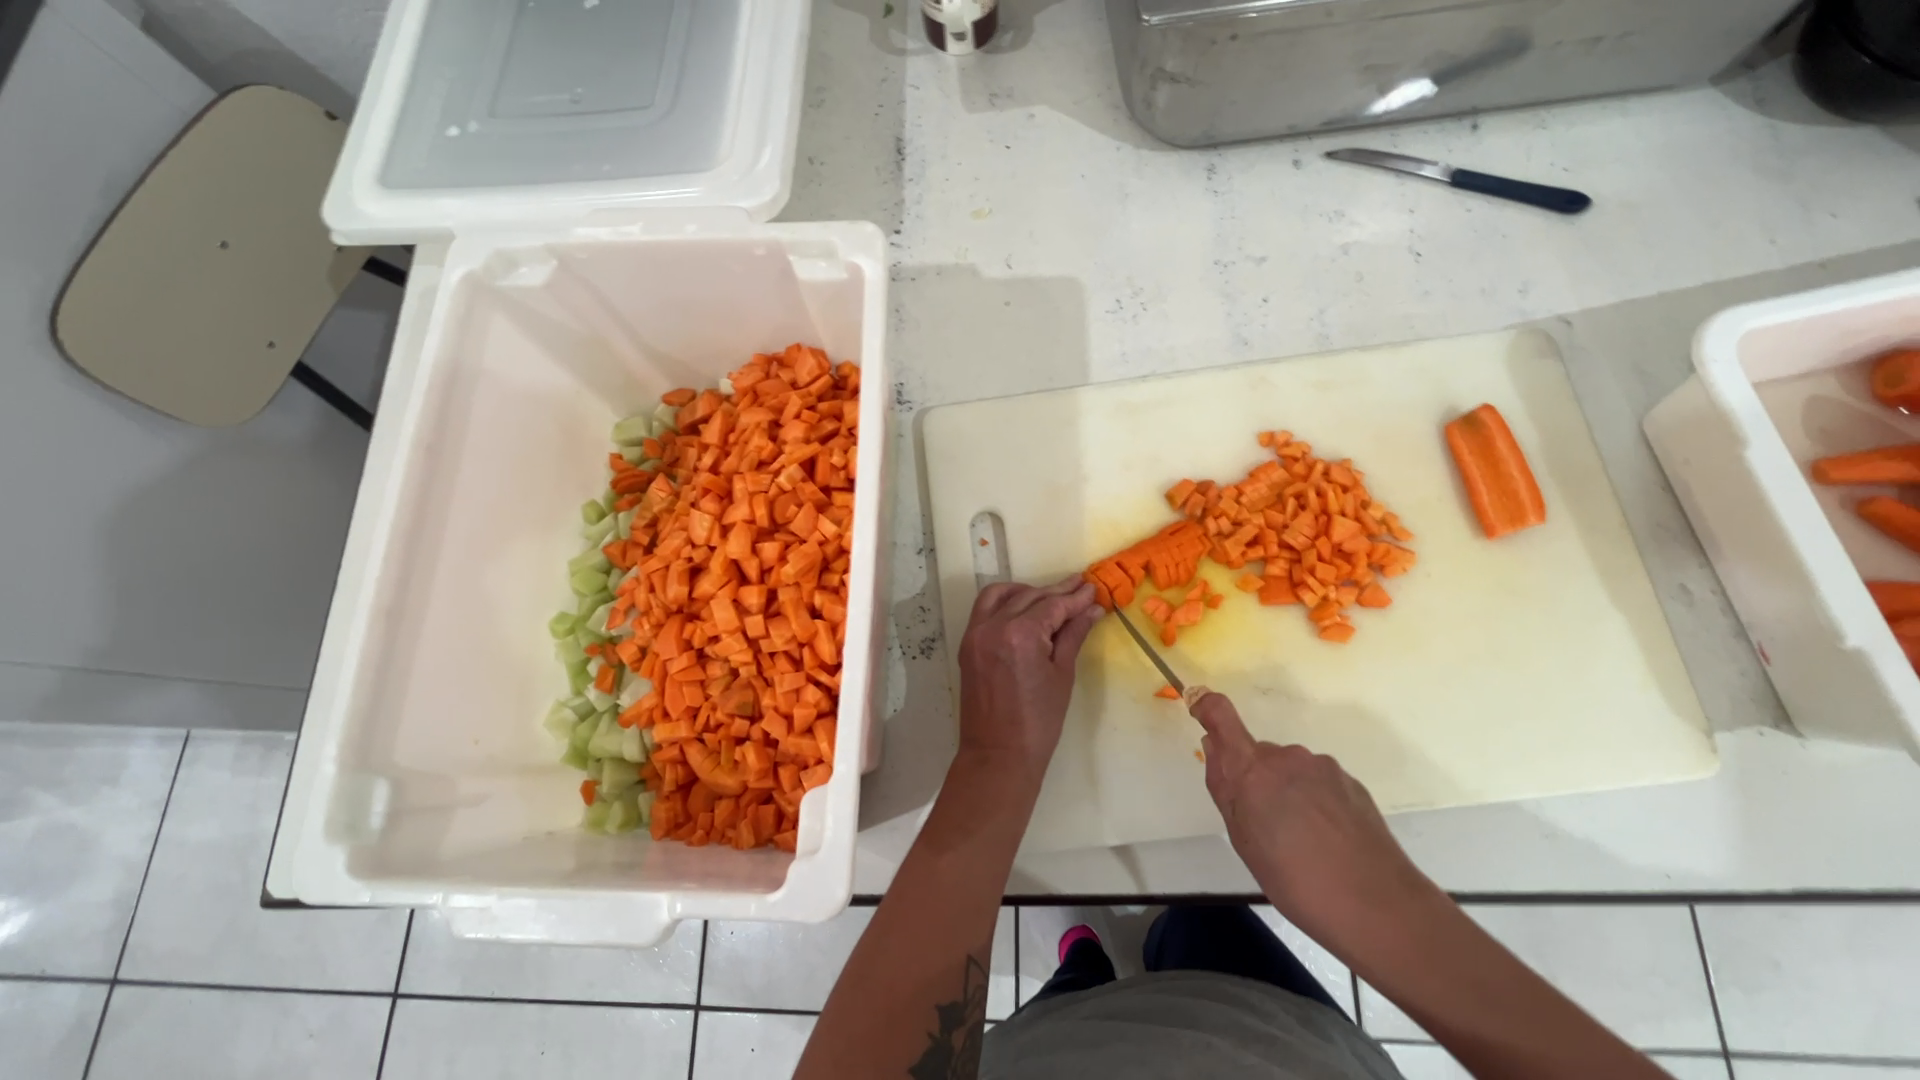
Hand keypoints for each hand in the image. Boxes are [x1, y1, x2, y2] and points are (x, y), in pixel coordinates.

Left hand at [956, 578, 1102, 779]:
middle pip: (1028, 597)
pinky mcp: (967, 645)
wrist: (998, 754)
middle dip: (1056, 592)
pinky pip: (984, 610)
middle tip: (1080, 588)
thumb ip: (1073, 636)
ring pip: (1000, 596)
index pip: (1052, 606)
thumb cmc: (1039, 722)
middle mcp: (993, 627)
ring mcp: (975, 634)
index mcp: (1020, 634)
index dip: (1075, 598)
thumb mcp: (1062, 675)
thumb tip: (1091, 610)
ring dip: (1026, 592)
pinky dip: (1004, 603)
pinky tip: (1024, 610)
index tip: (1093, 588)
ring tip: (1051, 598)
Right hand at [1190, 692, 1442, 946]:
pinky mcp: (1351, 783)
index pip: (1222, 716)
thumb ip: (1225, 790)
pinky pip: (1318, 784)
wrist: (1376, 904)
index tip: (1199, 711)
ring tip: (1300, 843)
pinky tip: (1326, 842)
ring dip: (1287, 794)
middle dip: (1255, 780)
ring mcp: (1324, 768)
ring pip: (1291, 771)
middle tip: (1264, 829)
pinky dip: (1314, 804)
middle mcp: (1288, 757)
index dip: (1207, 708)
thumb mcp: (1243, 840)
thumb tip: (1214, 747)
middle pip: (1259, 755)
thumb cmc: (1294, 880)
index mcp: (1253, 769)